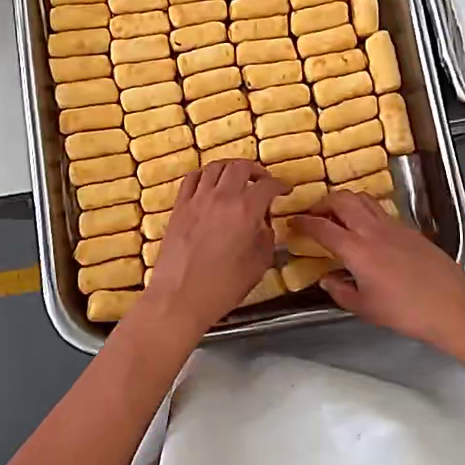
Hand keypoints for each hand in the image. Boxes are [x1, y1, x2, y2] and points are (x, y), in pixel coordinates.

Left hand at [141, 160, 285, 333]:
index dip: (280, 184)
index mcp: (246, 210)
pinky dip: (205, 175)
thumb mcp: (258, 265)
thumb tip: (264, 227)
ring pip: (215, 167)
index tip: (285, 189)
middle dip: (256, 171)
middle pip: (240, 167)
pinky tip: (209, 183)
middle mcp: (222, 197)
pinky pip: (192, 179)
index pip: (267, 186)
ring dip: (230, 168)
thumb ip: (266, 239)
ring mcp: (197, 200)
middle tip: (262, 181)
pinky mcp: (179, 207)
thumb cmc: (223, 287)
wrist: (180, 297)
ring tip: (237, 178)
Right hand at [291, 190, 464, 350]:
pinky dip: (365, 211)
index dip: (303, 222)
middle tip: (314, 214)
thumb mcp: (364, 308)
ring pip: (362, 198)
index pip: (322, 227)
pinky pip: (380, 210)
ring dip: (345, 201)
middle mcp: (372, 230)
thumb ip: (340, 291)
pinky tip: (366, 229)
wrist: (452, 305)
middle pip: (341, 199)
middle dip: (323, 202)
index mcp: (356, 249)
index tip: (292, 222)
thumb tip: (327, 279)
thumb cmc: (405, 312)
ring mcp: (393, 225)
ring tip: (338, 215)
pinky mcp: (409, 228)